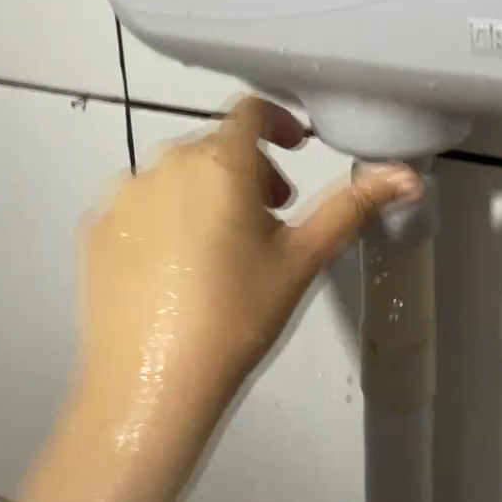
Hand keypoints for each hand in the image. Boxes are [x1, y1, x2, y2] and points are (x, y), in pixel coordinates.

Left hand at [6, 97, 422, 501]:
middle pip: (215, 145)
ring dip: (206, 191)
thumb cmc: (237, 316)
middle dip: (250, 168)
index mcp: (218, 161)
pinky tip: (174, 270)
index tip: (296, 150)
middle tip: (271, 217)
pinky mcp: (93, 230)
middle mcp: (163, 163)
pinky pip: (138, 205)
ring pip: (175, 174)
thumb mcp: (303, 259)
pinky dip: (163, 217)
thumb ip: (353, 207)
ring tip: (222, 248)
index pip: (250, 111)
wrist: (149, 390)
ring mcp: (121, 196)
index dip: (278, 122)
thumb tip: (409, 175)